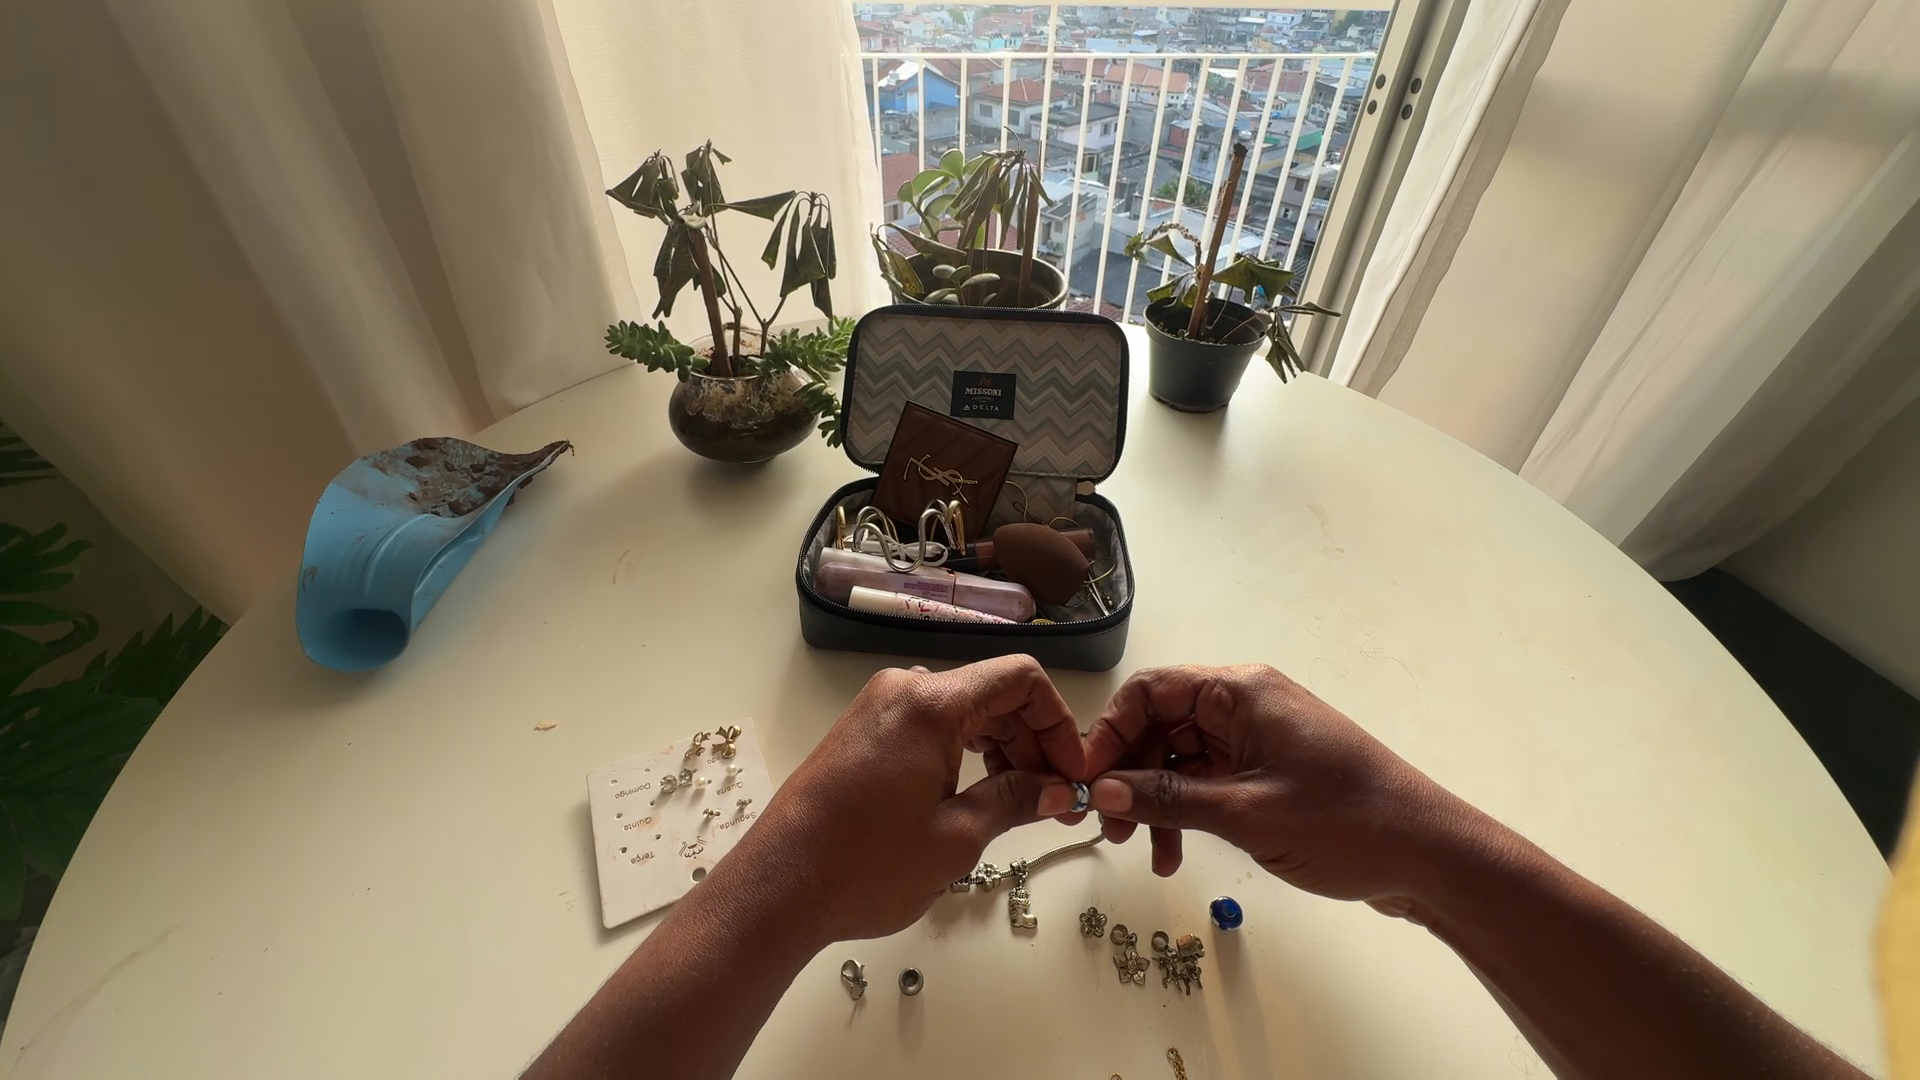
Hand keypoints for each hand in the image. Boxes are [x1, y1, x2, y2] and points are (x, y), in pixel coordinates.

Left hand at [724, 655, 1087, 946]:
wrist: (777, 886)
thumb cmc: (868, 865)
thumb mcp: (956, 837)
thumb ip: (1014, 800)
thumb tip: (1060, 789)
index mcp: (932, 702)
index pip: (1020, 678)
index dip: (1057, 721)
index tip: (1070, 772)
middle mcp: (905, 688)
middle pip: (992, 692)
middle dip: (1031, 739)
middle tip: (1054, 798)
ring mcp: (879, 705)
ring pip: (963, 708)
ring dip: (1000, 746)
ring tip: (1017, 801)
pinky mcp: (865, 727)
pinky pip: (931, 722)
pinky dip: (964, 749)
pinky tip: (975, 790)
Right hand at [1082, 664, 1497, 912]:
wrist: (1435, 858)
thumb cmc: (1345, 823)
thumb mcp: (1246, 813)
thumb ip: (1168, 798)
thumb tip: (1099, 791)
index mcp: (1238, 690)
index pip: (1150, 691)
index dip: (1110, 732)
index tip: (1086, 779)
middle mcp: (1241, 704)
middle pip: (1160, 725)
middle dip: (1130, 773)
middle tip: (1109, 825)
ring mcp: (1253, 737)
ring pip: (1179, 757)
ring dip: (1155, 799)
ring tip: (1144, 851)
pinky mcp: (1264, 769)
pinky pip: (1206, 779)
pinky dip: (1185, 811)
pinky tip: (1174, 852)